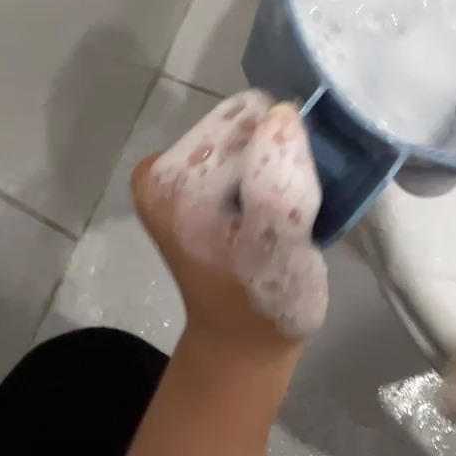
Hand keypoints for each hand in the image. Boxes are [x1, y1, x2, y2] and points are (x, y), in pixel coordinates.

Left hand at [132, 90, 327, 347]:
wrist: (241, 338)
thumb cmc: (268, 302)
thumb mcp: (282, 251)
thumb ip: (280, 188)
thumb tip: (282, 116)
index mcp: (172, 181)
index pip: (251, 121)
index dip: (288, 150)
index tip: (296, 197)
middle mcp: (160, 167)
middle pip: (242, 120)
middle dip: (277, 152)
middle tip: (288, 209)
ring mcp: (166, 172)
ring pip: (242, 129)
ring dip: (272, 160)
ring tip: (278, 209)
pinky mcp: (178, 179)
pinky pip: (235, 145)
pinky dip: (259, 164)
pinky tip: (263, 203)